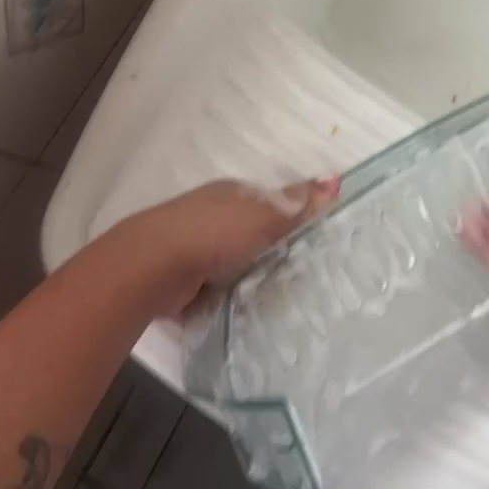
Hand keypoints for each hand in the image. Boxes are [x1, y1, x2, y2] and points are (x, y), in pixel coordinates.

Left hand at [126, 176, 339, 317]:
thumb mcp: (263, 214)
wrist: (151, 269)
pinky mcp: (184, 281)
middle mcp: (214, 216)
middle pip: (254, 232)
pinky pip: (219, 289)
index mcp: (233, 194)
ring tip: (283, 296)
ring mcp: (196, 249)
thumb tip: (337, 178)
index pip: (272, 201)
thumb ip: (298, 203)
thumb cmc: (213, 233)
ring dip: (252, 275)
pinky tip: (248, 309)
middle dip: (274, 249)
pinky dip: (231, 297)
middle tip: (307, 272)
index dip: (294, 215)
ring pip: (237, 262)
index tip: (318, 236)